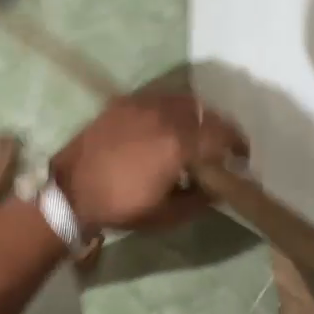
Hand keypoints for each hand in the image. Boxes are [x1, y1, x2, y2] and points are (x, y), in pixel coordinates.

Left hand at [49, 91, 247, 230]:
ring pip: (184, 101)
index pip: (222, 134)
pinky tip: (168, 126)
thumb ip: (200, 199)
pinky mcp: (124, 102)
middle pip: (206, 113)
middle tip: (222, 147)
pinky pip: (160, 98)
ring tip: (196, 135)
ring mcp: (143, 104)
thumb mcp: (166, 214)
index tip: (242, 157)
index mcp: (178, 143)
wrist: (70, 189)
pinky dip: (173, 109)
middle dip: (220, 129)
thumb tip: (219, 188)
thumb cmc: (120, 206)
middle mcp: (165, 115)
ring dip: (197, 116)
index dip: (238, 145)